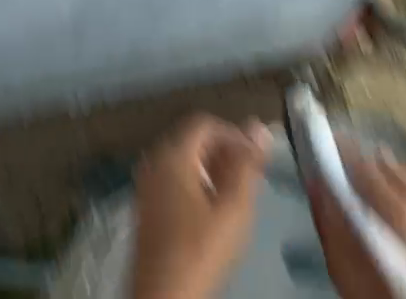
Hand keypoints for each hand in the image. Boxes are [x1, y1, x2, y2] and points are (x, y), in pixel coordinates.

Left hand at [130, 114, 272, 298]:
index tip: (256, 156)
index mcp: (171, 154)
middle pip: (193, 141)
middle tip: (249, 176)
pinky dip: (196, 183)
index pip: (205, 124)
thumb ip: (247, 164)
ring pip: (184, 161)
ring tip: (236, 193)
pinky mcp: (146, 206)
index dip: (234, 134)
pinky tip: (213, 208)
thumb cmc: (201, 249)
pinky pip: (173, 179)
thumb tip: (259, 126)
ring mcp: (146, 184)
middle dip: (224, 152)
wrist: (162, 297)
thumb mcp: (233, 207)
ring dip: (212, 169)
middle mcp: (153, 161)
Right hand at [308, 150, 405, 298]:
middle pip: (384, 164)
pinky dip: (398, 192)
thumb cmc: (377, 298)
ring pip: (402, 177)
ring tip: (359, 186)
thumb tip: (314, 179)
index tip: (322, 142)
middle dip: (359, 161)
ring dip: (379, 175)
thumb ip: (328, 218)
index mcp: (399, 210)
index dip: (340, 148)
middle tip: (336, 166)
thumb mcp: (343, 265)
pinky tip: (385, 207)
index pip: (363, 160)